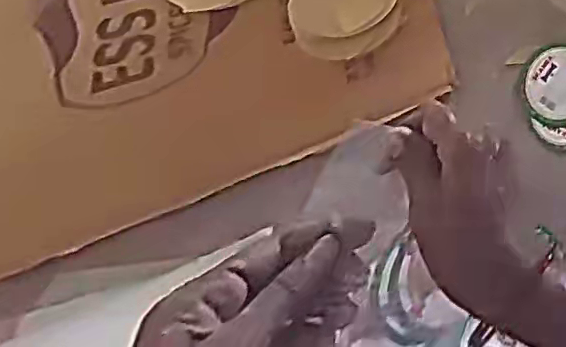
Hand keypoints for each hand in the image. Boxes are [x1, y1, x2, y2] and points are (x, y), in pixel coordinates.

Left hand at [135, 219, 372, 345]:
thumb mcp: (241, 343)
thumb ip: (286, 290)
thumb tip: (330, 241)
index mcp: (198, 302)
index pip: (270, 247)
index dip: (321, 232)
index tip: (367, 230)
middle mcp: (210, 320)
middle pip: (282, 275)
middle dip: (326, 271)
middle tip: (361, 277)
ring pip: (287, 309)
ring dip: (324, 303)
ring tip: (349, 311)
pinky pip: (283, 339)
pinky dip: (313, 334)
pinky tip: (333, 335)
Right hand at [383, 102, 540, 322]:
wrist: (490, 268)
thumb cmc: (451, 239)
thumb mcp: (422, 200)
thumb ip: (411, 161)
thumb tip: (397, 133)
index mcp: (462, 144)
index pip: (432, 113)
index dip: (407, 128)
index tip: (388, 155)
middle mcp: (483, 141)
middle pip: (444, 127)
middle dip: (418, 144)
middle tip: (395, 174)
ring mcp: (495, 155)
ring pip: (455, 144)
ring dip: (434, 157)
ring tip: (416, 187)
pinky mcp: (500, 172)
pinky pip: (469, 158)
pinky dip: (451, 167)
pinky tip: (441, 193)